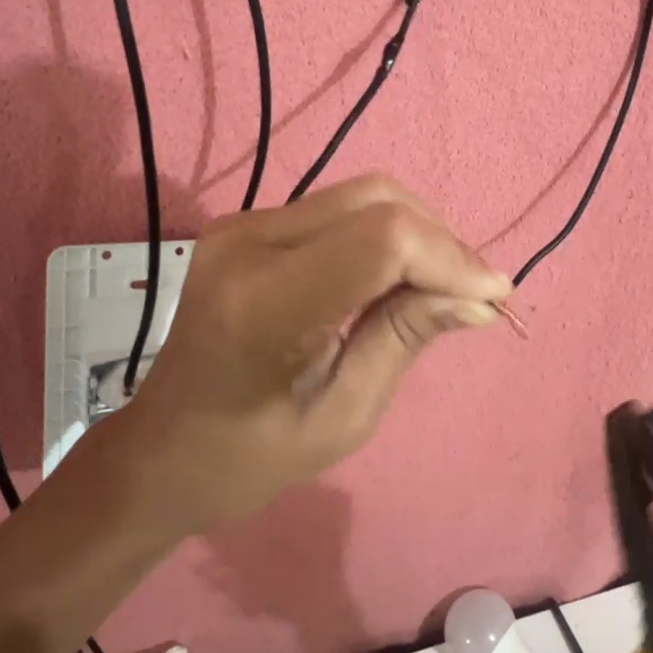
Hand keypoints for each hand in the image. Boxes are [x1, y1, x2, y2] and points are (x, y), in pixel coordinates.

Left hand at [105, 174, 513, 530]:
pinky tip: (402, 276)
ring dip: (418, 233)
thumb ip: (405, 338)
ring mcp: (243, 226)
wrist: (160, 449)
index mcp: (263, 305)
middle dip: (441, 242)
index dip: (449, 258)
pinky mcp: (249, 225)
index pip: (381, 241)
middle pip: (378, 202)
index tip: (493, 297)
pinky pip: (340, 209)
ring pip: (364, 195)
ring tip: (445, 286)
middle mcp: (248, 243)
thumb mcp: (343, 416)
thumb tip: (479, 296)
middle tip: (474, 294)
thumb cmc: (248, 458)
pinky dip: (387, 234)